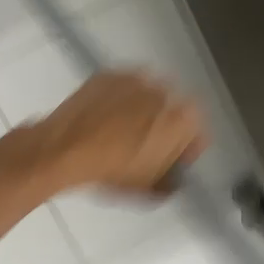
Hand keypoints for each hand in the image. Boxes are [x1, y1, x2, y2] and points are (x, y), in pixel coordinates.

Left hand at [30, 71, 206, 196]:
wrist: (65, 147)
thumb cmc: (110, 168)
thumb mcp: (151, 188)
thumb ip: (172, 181)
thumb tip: (170, 179)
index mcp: (184, 118)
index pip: (197, 132)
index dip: (186, 148)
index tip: (176, 158)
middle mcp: (163, 90)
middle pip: (172, 109)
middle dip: (163, 125)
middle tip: (146, 145)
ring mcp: (133, 78)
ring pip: (146, 95)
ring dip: (140, 109)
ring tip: (121, 132)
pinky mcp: (106, 74)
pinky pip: (119, 87)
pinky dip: (115, 99)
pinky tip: (104, 117)